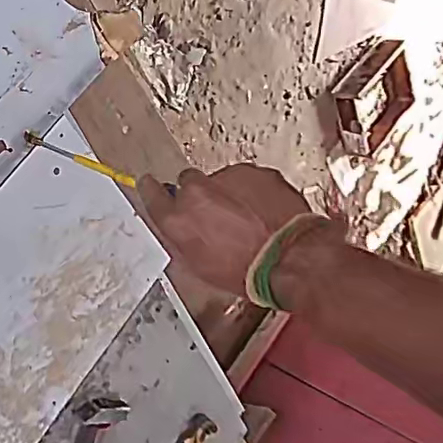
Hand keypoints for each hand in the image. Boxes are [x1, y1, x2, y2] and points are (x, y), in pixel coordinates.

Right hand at [137, 164, 320, 296]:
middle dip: (198, 195)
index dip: (152, 189)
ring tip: (248, 219)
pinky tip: (263, 212)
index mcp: (176, 219)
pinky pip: (247, 178)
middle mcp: (195, 194)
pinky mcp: (253, 172)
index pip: (151, 193)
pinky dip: (253, 190)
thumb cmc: (248, 270)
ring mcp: (225, 179)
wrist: (291, 258)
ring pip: (219, 179)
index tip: (152, 185)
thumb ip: (180, 238)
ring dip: (228, 193)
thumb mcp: (198, 266)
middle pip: (187, 183)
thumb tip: (178, 231)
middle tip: (216, 215)